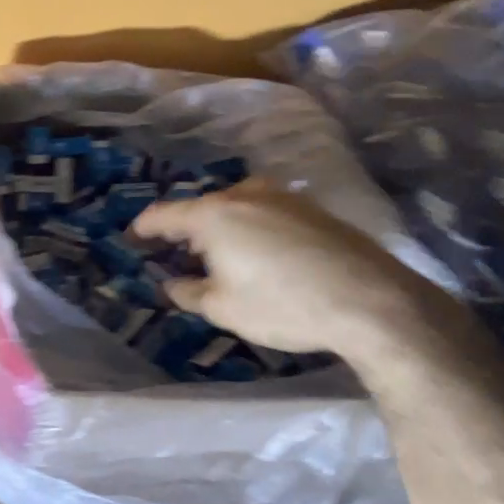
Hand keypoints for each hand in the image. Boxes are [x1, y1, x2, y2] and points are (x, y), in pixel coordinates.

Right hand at [131, 180, 441, 356]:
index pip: (162, 215)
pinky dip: (250, 228)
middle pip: (201, 208)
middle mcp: (246, 195)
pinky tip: (256, 254)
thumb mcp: (222, 308)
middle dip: (184, 229)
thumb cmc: (283, 305)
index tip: (131, 241)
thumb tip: (172, 283)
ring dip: (220, 227)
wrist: (373, 303)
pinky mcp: (315, 210)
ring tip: (216, 254)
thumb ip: (188, 292)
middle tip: (173, 254)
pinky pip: (265, 213)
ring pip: (236, 207)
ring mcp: (285, 198)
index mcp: (213, 215)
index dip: (142, 229)